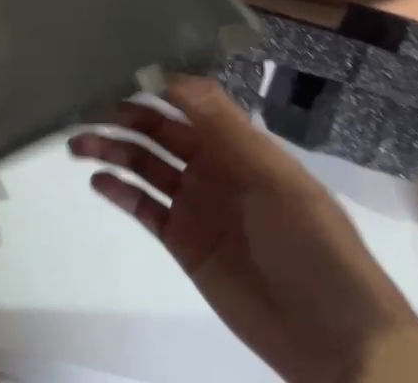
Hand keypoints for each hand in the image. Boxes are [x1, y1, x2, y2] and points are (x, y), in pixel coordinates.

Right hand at [68, 76, 417, 382]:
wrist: (339, 341)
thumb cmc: (316, 250)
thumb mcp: (278, 183)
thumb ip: (226, 130)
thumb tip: (175, 76)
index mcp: (244, 152)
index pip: (192, 106)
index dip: (157, 89)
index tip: (116, 74)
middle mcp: (216, 171)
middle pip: (159, 133)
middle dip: (122, 118)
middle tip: (85, 112)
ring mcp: (196, 206)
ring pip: (142, 165)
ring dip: (110, 150)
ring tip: (79, 146)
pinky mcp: (181, 240)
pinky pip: (141, 206)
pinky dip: (117, 190)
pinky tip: (99, 182)